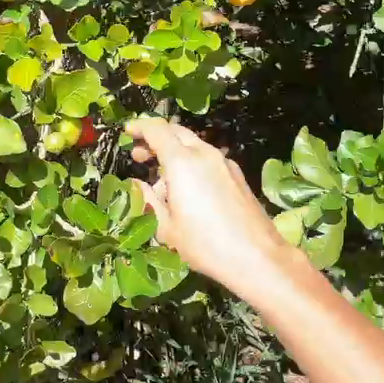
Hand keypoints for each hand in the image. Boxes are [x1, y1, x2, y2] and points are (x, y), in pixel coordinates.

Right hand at [125, 118, 303, 299]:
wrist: (257, 255)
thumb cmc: (205, 244)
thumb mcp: (167, 228)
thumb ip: (148, 200)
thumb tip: (136, 183)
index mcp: (182, 162)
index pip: (157, 129)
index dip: (139, 127)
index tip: (126, 132)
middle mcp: (204, 154)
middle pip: (176, 131)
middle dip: (155, 138)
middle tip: (139, 155)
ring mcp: (224, 162)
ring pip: (193, 144)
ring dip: (174, 151)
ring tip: (161, 179)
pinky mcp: (237, 174)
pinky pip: (208, 158)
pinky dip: (191, 162)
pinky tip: (188, 188)